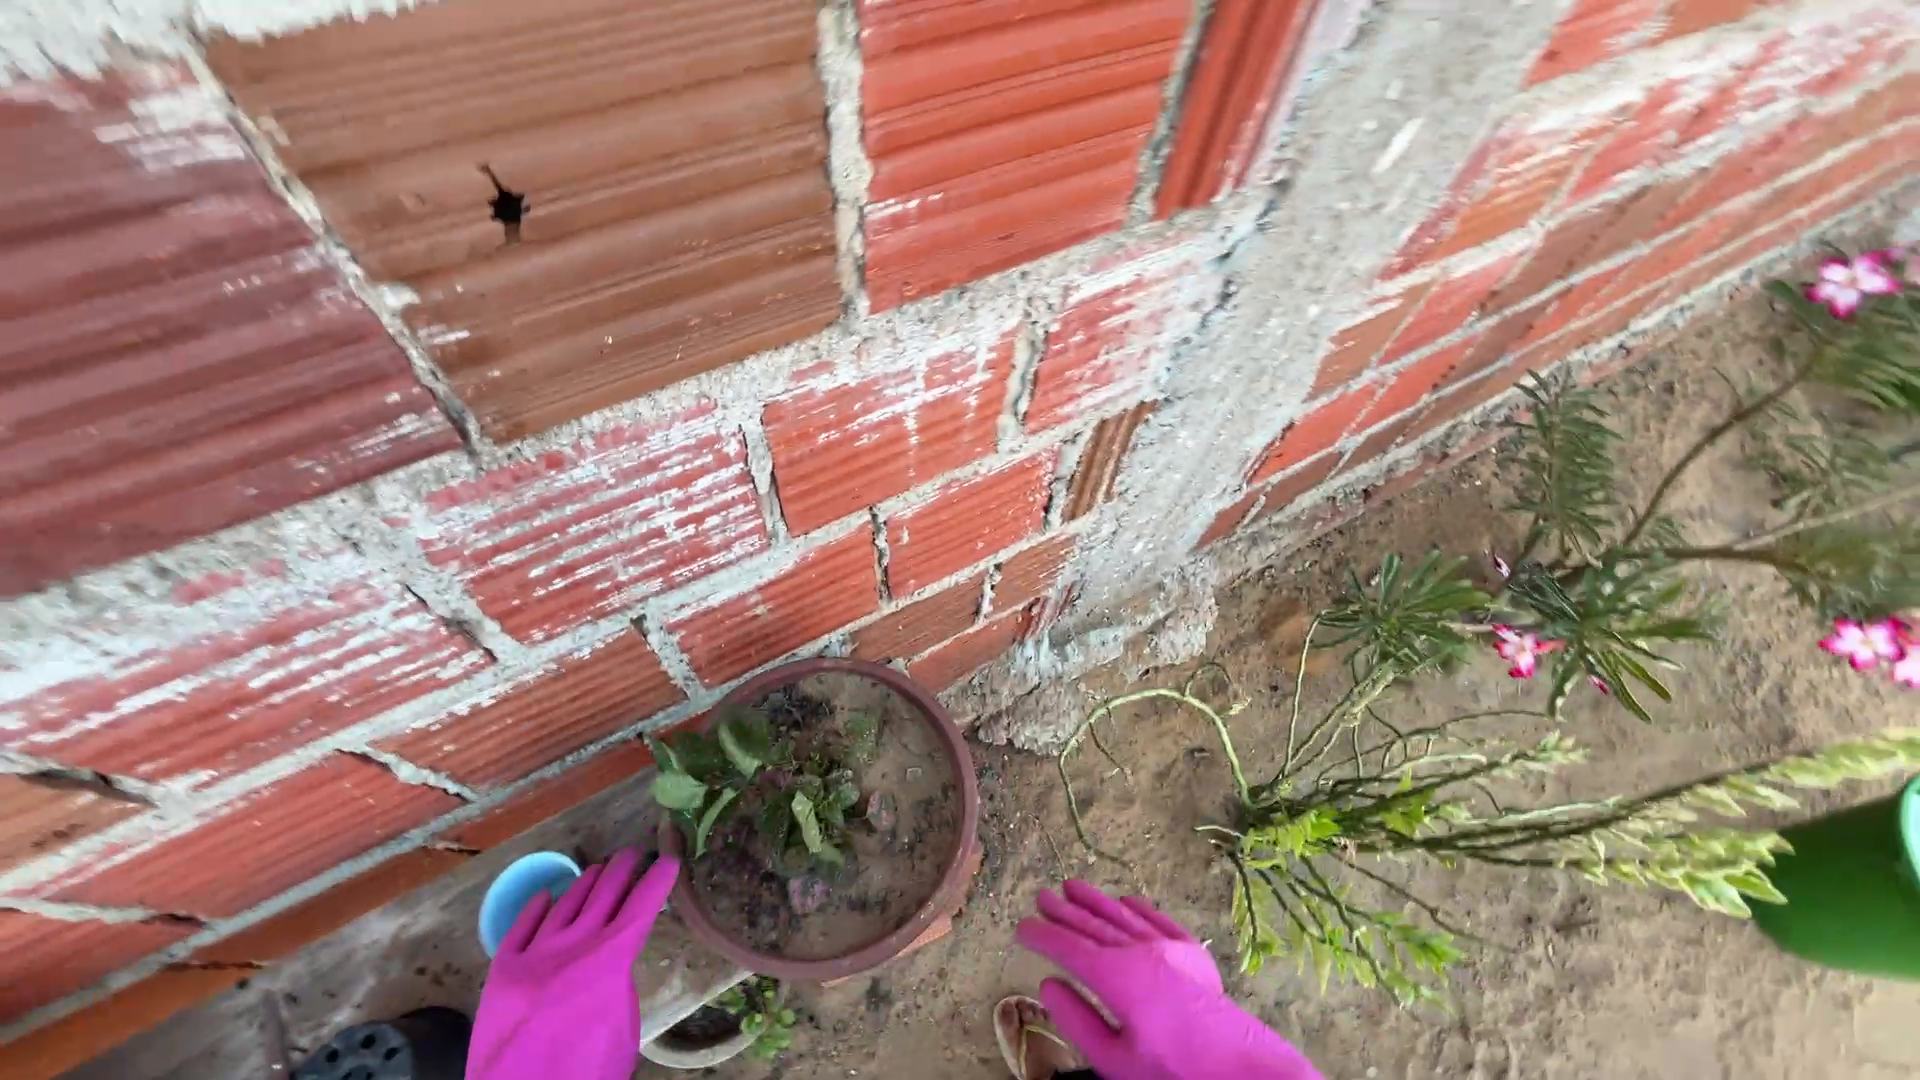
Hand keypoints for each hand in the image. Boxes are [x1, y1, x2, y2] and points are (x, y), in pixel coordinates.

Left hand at [467, 847, 678, 1079]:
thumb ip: (620, 987)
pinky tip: (546, 897)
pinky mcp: (502, 971)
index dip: (660, 877)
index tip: (669, 859)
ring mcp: (536, 954)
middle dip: (623, 867)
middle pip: (605, 891)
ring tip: (597, 869)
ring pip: (567, 902)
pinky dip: (537, 908)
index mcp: (612, 959)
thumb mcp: (625, 1030)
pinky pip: (522, 927)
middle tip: (633, 852)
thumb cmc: (585, 1073)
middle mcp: (576, 944)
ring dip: (587, 882)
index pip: (644, 903)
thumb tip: (613, 969)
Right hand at [1015, 880, 1321, 1079]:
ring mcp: (1167, 947)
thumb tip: (1049, 985)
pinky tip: (1125, 899)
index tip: (1021, 927)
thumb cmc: (1173, 1071)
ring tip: (1071, 885)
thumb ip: (1078, 1021)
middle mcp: (1138, 951)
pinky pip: (1159, 920)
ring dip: (1094, 900)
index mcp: (1115, 978)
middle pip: (1092, 926)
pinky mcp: (1192, 952)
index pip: (1068, 949)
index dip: (1042, 936)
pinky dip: (1139, 908)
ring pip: (1122, 916)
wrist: (1240, 1067)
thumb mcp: (1116, 1062)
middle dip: (1063, 911)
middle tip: (1040, 896)